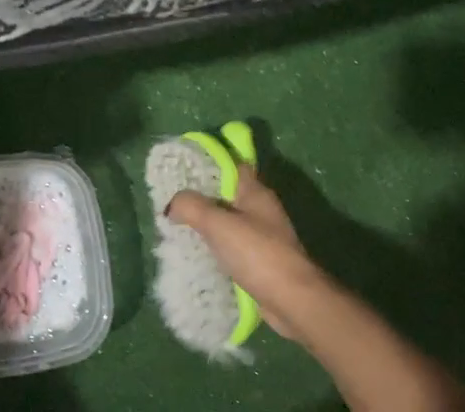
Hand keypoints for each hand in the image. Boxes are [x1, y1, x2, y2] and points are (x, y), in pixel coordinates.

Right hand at [166, 163, 321, 339]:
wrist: (293, 302)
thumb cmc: (258, 253)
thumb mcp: (218, 223)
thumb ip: (191, 207)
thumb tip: (171, 205)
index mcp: (256, 193)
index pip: (233, 165)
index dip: (210, 162)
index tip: (183, 166)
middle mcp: (261, 211)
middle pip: (227, 195)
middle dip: (201, 196)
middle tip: (172, 199)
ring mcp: (262, 238)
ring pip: (228, 223)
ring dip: (206, 225)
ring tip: (176, 226)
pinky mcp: (260, 263)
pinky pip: (231, 248)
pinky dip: (214, 249)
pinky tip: (194, 254)